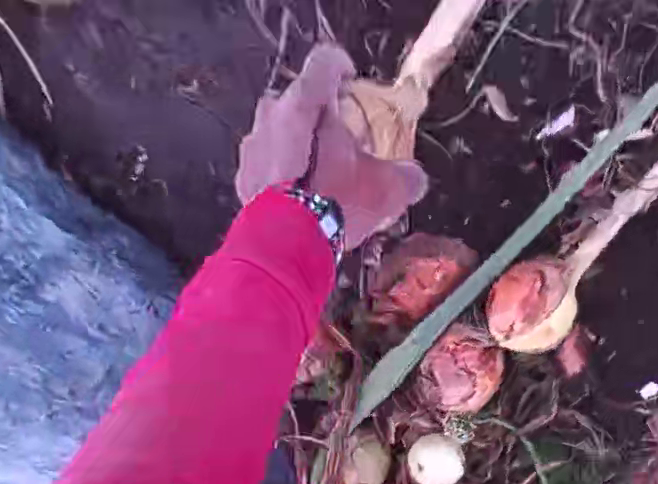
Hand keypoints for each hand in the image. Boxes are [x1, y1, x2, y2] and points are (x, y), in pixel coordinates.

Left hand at [236, 46, 428, 250]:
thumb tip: (414, 179)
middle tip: (340, 143)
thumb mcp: (386, 190)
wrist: (289, 246)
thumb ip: (406, 177)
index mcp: (306, 101)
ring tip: (320, 178)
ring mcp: (253, 147)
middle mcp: (272, 114)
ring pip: (279, 135)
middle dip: (319, 119)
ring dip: (299, 150)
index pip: (325, 63)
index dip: (341, 69)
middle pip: (299, 102)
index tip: (351, 81)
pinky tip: (301, 200)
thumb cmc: (336, 204)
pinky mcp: (243, 180)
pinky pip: (266, 169)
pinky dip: (283, 179)